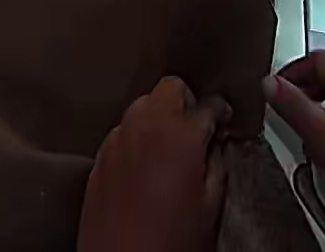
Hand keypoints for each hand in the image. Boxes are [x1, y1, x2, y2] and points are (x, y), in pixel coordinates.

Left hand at [78, 76, 229, 251]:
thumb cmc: (168, 243)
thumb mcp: (210, 207)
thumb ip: (217, 164)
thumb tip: (216, 146)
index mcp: (180, 131)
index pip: (208, 103)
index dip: (220, 112)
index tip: (223, 122)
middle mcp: (146, 122)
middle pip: (171, 87)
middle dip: (186, 103)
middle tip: (195, 129)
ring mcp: (119, 135)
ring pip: (144, 104)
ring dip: (159, 118)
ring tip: (169, 149)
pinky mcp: (101, 153)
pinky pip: (124, 130)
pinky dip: (137, 137)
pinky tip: (145, 166)